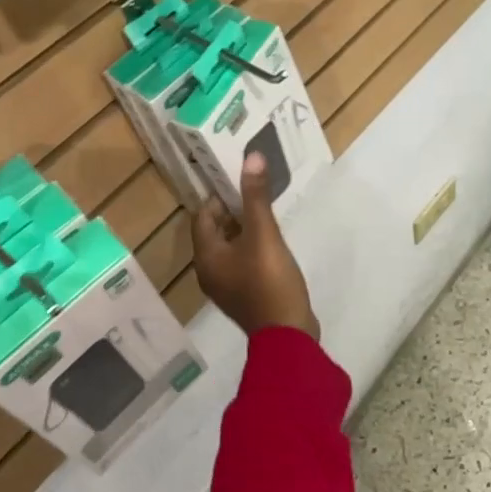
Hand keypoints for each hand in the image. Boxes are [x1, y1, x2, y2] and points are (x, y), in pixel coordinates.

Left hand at [191, 153, 318, 340]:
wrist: (287, 334)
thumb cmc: (269, 281)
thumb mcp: (264, 234)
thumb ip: (256, 196)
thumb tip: (252, 157)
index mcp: (206, 256)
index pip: (203, 215)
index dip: (218, 195)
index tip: (238, 177)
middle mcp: (209, 271)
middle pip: (215, 231)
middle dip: (232, 209)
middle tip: (253, 188)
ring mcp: (227, 285)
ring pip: (229, 246)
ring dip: (242, 227)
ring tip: (264, 208)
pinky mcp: (244, 294)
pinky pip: (241, 261)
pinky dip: (250, 245)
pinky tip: (271, 239)